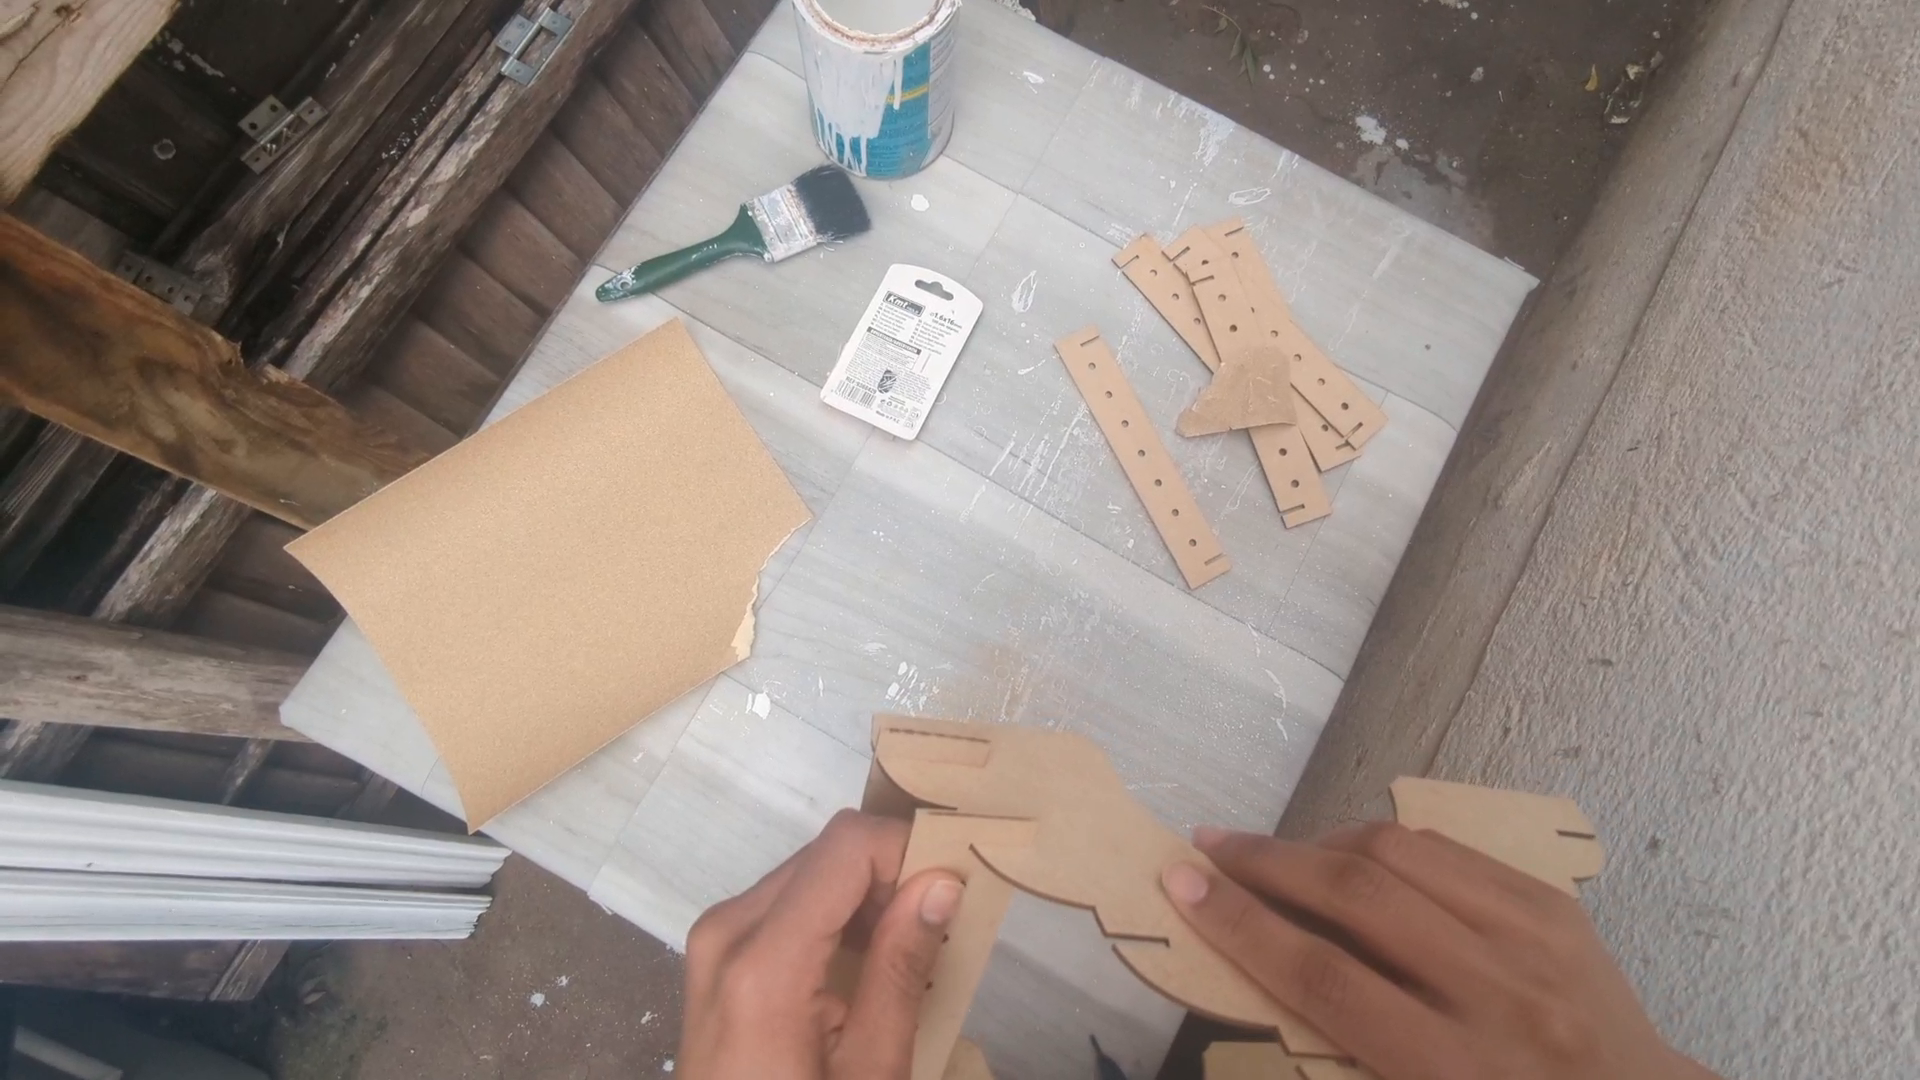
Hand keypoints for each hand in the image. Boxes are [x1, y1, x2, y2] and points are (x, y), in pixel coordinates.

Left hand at [681, 809, 963, 1079]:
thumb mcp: (870, 1072)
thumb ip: (901, 969)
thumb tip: (943, 881)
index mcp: (763, 961)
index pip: (846, 845)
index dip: (905, 848)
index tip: (949, 889)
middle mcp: (730, 928)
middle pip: (829, 853)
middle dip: (891, 873)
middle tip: (937, 925)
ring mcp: (718, 937)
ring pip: (813, 869)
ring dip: (867, 892)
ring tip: (906, 948)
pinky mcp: (720, 952)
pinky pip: (790, 899)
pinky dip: (837, 911)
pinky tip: (865, 959)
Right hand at [1162, 824, 1720, 1079]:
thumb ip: (1338, 1039)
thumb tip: (1258, 955)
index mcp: (1463, 1075)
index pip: (1327, 981)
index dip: (1242, 926)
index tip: (1182, 883)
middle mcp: (1506, 1001)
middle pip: (1356, 897)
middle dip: (1264, 862)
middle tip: (1209, 845)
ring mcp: (1537, 941)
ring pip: (1392, 852)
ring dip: (1315, 846)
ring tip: (1278, 858)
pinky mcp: (1552, 903)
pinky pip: (1435, 845)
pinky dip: (1372, 843)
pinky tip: (1349, 859)